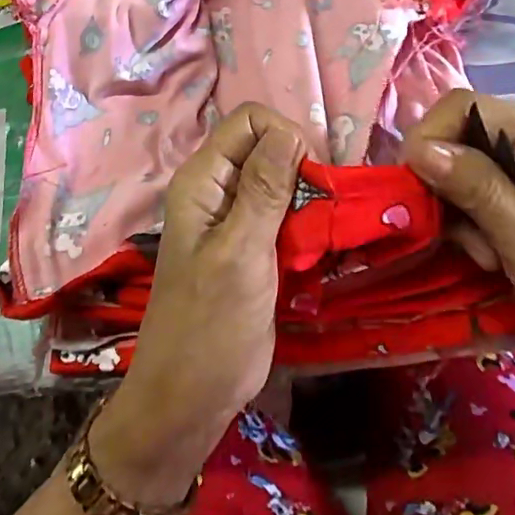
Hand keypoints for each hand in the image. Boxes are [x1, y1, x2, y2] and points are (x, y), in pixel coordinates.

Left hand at [89, 104, 305, 505]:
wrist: (190, 393)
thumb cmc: (210, 325)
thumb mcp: (240, 254)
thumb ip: (263, 191)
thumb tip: (289, 131)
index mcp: (201, 180)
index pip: (248, 122)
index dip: (285, 137)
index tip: (312, 178)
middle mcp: (215, 190)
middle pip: (266, 148)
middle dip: (301, 168)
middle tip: (322, 212)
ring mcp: (233, 219)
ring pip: (279, 182)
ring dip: (308, 199)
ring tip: (324, 231)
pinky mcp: (251, 246)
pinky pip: (282, 216)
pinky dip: (305, 223)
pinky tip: (319, 247)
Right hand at [403, 90, 514, 383]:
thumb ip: (477, 191)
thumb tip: (419, 149)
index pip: (469, 106)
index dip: (430, 137)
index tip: (414, 186)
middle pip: (468, 135)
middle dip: (448, 184)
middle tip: (462, 238)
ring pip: (472, 163)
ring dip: (463, 208)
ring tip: (487, 256)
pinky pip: (491, 185)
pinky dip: (479, 217)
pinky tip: (497, 253)